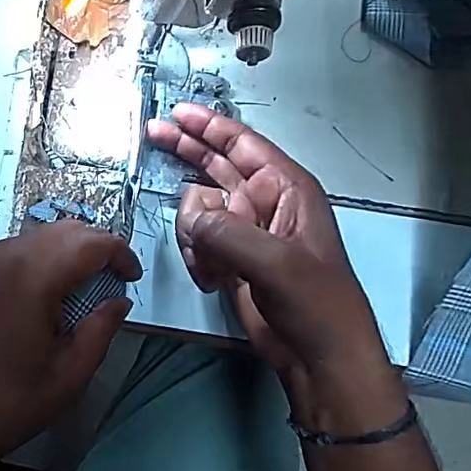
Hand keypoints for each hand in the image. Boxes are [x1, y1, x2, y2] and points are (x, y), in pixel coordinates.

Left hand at [0, 221, 140, 470]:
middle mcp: (8, 255)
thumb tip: (118, 301)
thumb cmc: (11, 401)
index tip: (133, 277)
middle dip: (98, 248)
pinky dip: (47, 256)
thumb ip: (101, 328)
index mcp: (33, 276)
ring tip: (90, 286)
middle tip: (116, 281)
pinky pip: (23, 247)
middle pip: (66, 230)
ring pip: (44, 234)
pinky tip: (57, 289)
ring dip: (72, 249)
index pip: (90, 242)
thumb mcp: (70, 373)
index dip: (120, 254)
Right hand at [146, 104, 401, 427]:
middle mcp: (262, 202)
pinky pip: (195, 240)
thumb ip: (226, 230)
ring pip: (196, 210)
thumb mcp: (276, 262)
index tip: (178, 112)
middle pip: (215, 164)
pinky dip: (195, 257)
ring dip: (193, 235)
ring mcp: (244, 230)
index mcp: (286, 190)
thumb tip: (188, 213)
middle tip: (153, 133)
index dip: (209, 125)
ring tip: (209, 264)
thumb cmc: (315, 303)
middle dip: (186, 151)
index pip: (243, 145)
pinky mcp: (229, 257)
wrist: (318, 358)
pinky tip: (211, 278)